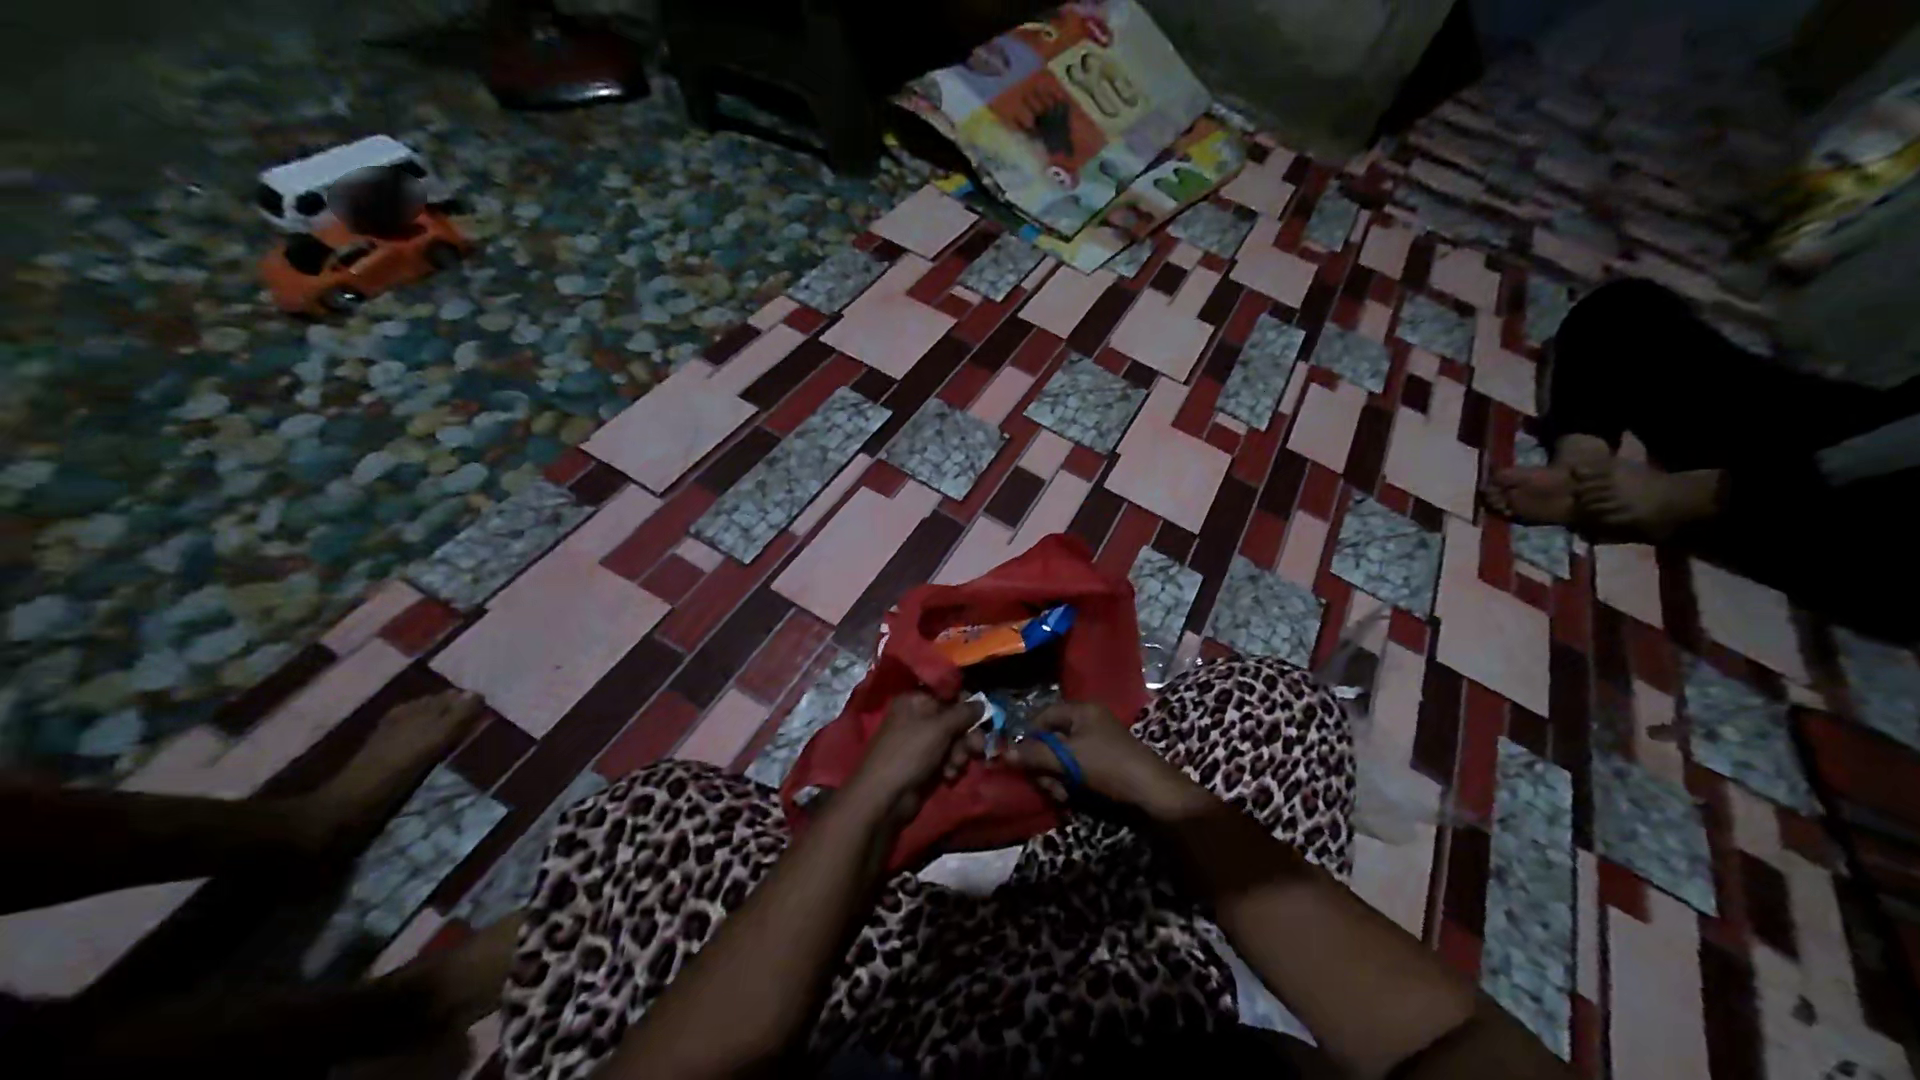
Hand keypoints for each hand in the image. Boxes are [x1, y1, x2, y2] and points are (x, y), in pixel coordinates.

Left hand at [843, 692, 984, 823]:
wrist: (884, 797)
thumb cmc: (909, 753)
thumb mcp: (939, 727)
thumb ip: (964, 712)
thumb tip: (982, 702)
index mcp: (915, 700)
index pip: (948, 692)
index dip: (966, 702)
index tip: (982, 713)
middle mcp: (918, 717)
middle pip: (955, 717)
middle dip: (967, 733)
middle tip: (977, 747)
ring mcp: (922, 741)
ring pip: (955, 739)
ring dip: (961, 752)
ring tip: (956, 765)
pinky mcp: (926, 762)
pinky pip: (948, 756)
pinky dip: (951, 765)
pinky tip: (948, 775)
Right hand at [1004, 702, 1210, 819]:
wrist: (1152, 794)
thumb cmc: (1109, 766)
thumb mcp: (1068, 758)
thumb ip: (1035, 754)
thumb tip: (1004, 753)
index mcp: (1082, 710)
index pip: (1044, 714)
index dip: (1029, 735)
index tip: (1021, 758)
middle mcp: (1088, 722)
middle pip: (1051, 738)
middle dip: (1044, 763)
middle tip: (1045, 783)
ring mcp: (1097, 744)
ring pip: (1061, 758)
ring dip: (1055, 777)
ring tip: (1060, 794)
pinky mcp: (1103, 764)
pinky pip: (1075, 768)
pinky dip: (1069, 782)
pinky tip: (1070, 798)